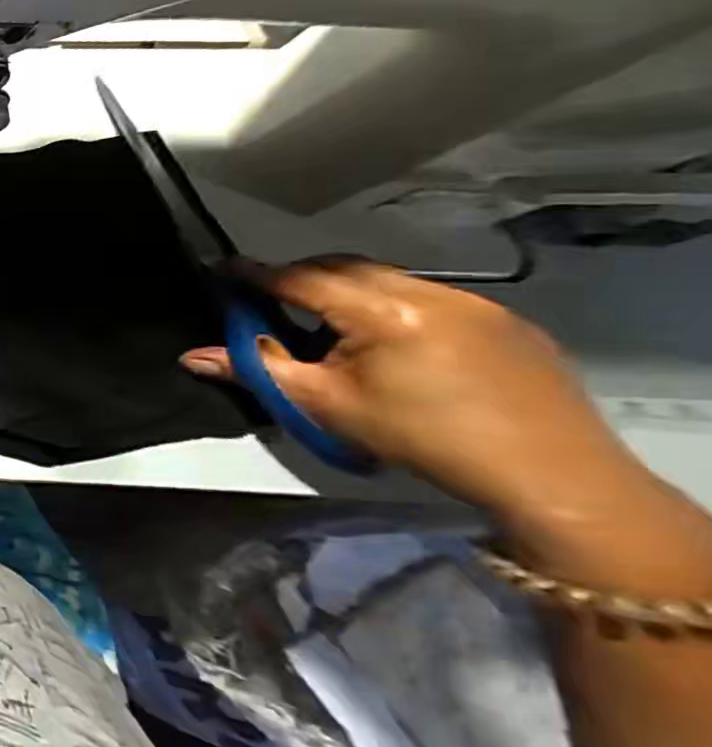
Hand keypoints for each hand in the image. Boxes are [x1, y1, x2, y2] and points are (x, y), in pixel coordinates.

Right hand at [180, 259, 633, 512]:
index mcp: (382, 310)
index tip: (221, 270)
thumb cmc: (422, 439)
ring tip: (329, 327)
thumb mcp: (326, 405)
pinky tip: (392, 344)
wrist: (553, 479)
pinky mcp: (505, 320)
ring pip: (386, 278)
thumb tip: (192, 357)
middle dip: (299, 277)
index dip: (254, 273)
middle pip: (342, 266)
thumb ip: (258, 370)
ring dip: (347, 291)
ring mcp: (475, 302)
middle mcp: (429, 291)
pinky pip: (428, 295)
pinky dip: (391, 305)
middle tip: (270, 302)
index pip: (299, 278)